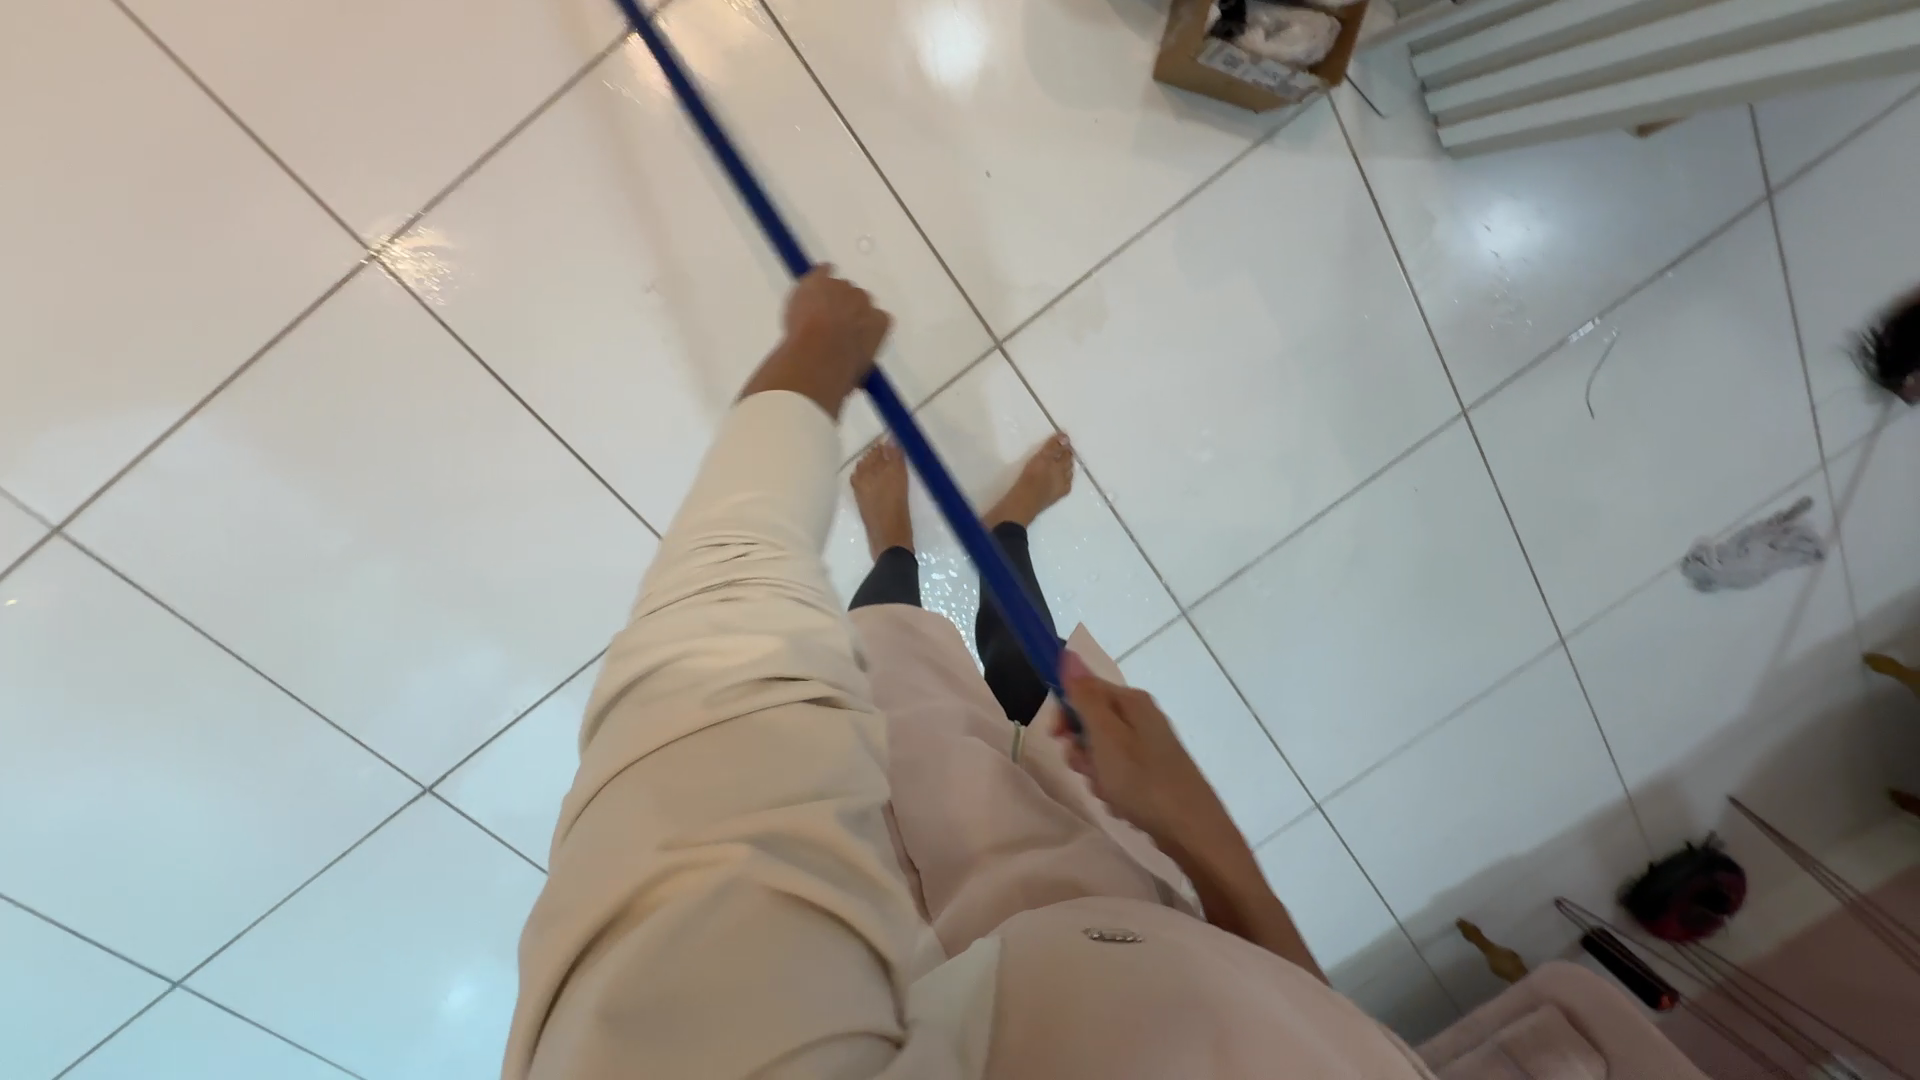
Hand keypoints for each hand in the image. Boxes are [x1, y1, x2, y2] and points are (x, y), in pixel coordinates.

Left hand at [740, 265, 891, 417]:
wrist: (817, 357)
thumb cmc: (841, 373)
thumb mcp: (859, 372)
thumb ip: (860, 358)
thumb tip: (853, 366)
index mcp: (880, 324)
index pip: (876, 319)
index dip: (861, 327)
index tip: (851, 336)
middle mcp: (864, 301)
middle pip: (858, 299)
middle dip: (847, 310)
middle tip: (832, 325)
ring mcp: (841, 288)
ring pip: (839, 287)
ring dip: (831, 297)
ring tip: (816, 313)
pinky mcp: (819, 280)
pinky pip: (823, 271)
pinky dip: (821, 274)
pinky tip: (818, 277)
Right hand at [1051, 652, 1233, 849]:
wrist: (1192, 831)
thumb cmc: (1143, 781)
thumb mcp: (1105, 736)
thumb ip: (1085, 697)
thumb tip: (1069, 653)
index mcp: (1131, 702)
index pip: (1083, 689)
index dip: (1064, 712)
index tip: (1056, 737)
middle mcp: (1141, 717)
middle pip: (1091, 722)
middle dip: (1082, 749)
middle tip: (1088, 768)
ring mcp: (1148, 746)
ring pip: (1100, 752)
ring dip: (1096, 773)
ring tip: (1109, 792)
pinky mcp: (1152, 773)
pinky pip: (1117, 773)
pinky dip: (1113, 788)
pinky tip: (1123, 804)